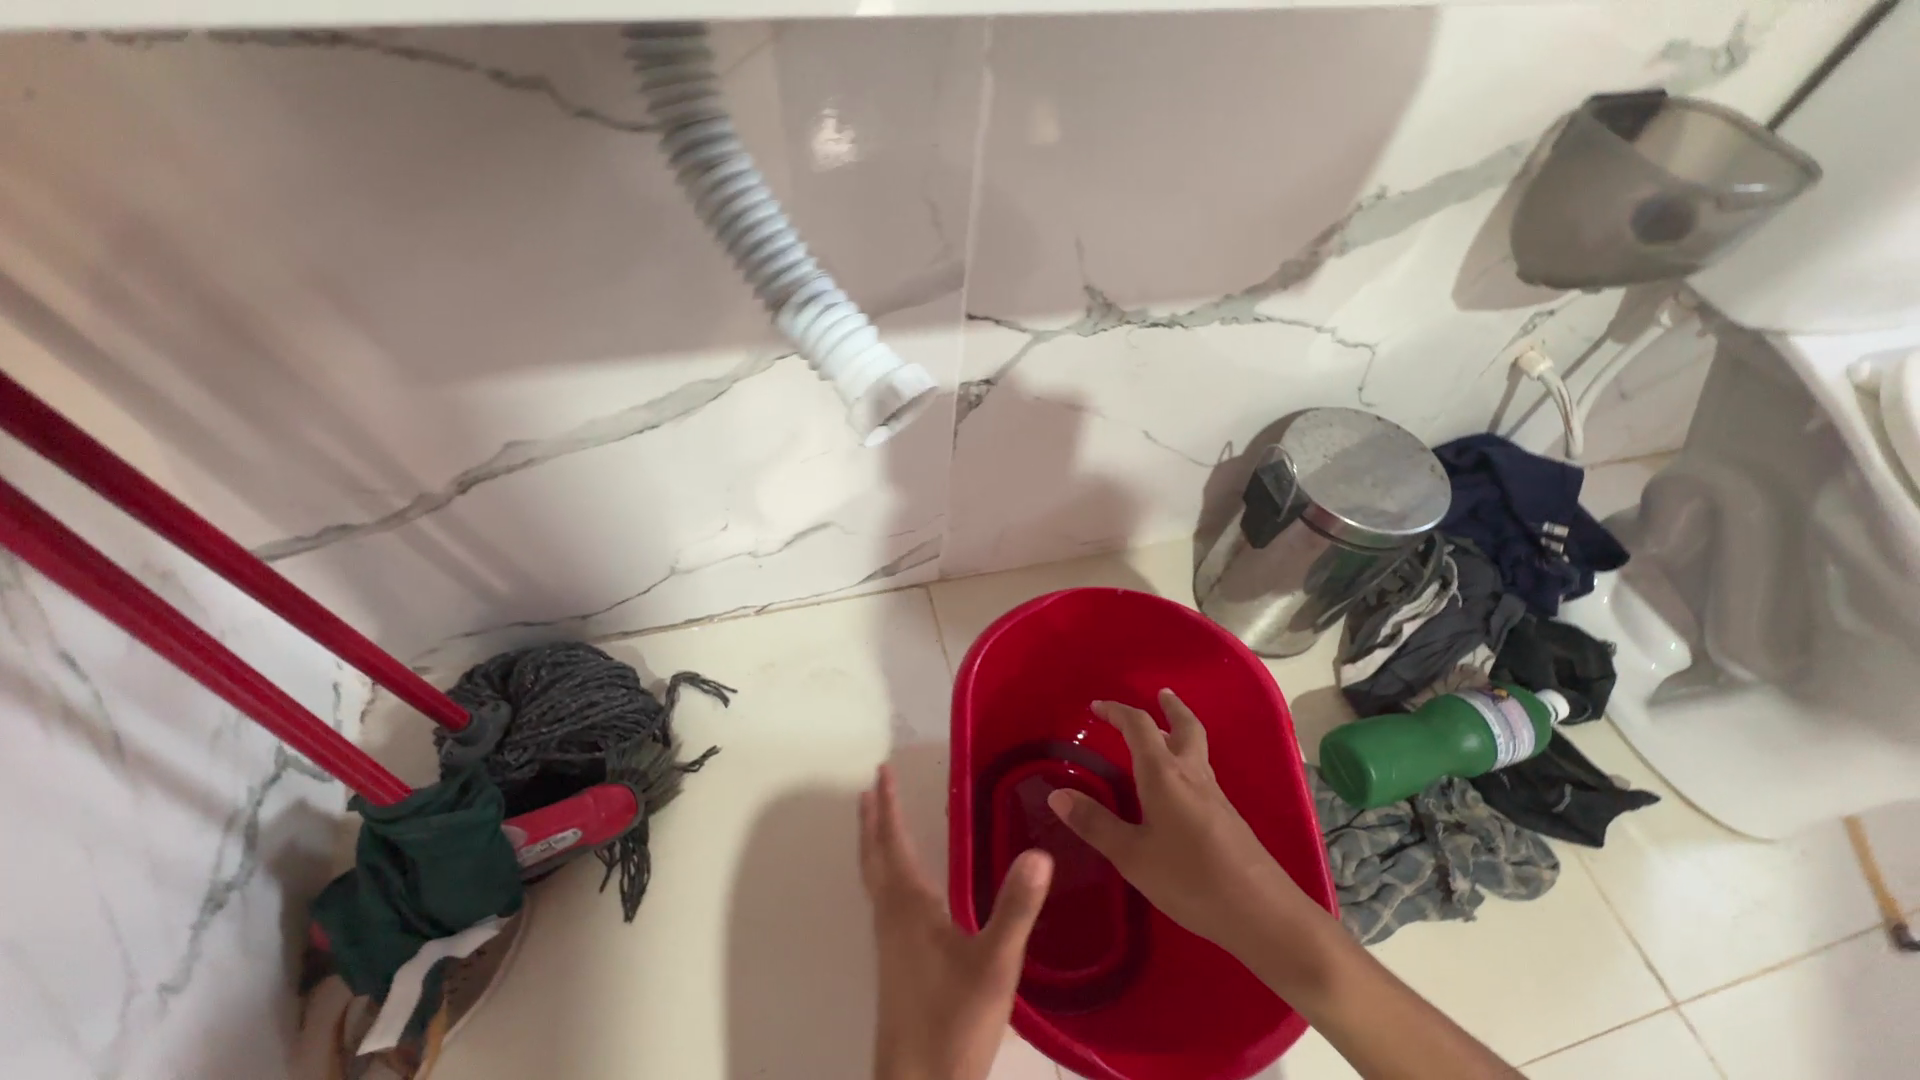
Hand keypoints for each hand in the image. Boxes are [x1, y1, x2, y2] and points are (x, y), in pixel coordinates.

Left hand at [861, 764, 1053, 1079]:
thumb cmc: (955, 1018)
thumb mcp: (995, 963)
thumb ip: (1016, 908)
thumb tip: (1039, 853)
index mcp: (908, 906)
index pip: (893, 842)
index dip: (888, 806)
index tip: (881, 772)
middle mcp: (891, 917)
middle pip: (874, 856)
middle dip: (874, 818)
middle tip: (873, 786)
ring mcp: (889, 942)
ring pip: (875, 878)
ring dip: (875, 844)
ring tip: (879, 822)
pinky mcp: (894, 962)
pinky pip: (882, 898)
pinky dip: (885, 872)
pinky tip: (904, 888)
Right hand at [1046, 690, 1319, 963]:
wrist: (1261, 912)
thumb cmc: (1190, 880)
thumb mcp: (1132, 856)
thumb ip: (1095, 824)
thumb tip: (1056, 794)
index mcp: (1165, 776)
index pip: (1139, 727)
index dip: (1117, 712)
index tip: (1096, 707)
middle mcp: (1192, 775)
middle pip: (1185, 727)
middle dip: (1170, 708)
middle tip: (1160, 695)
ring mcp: (1215, 796)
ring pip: (1197, 750)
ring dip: (1180, 732)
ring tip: (1164, 733)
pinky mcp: (1227, 817)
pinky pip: (1202, 773)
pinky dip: (1186, 762)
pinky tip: (1177, 787)